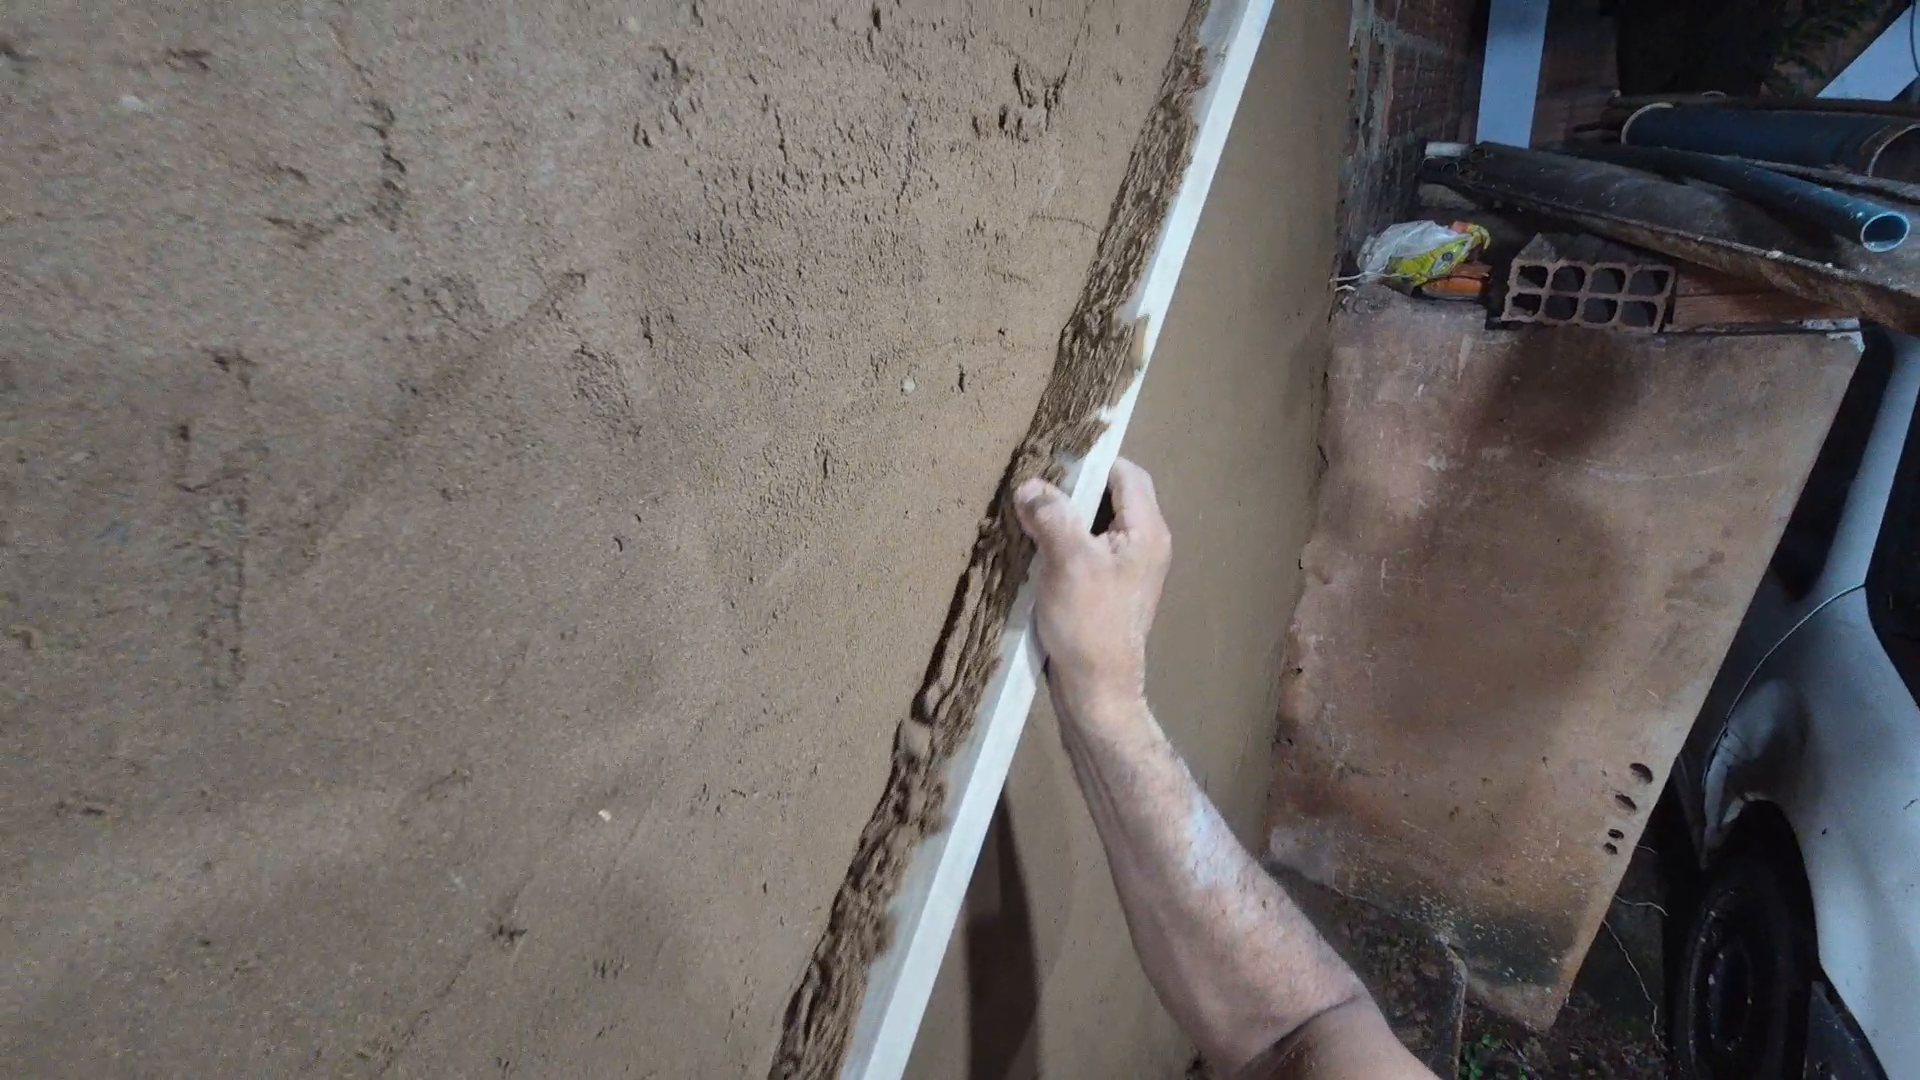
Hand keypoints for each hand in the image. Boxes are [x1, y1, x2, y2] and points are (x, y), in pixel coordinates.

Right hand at [1014, 457, 1171, 721]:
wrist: (1097, 691)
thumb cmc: (1089, 625)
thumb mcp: (1068, 562)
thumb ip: (1052, 515)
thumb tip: (1031, 485)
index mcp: (1147, 532)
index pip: (1127, 473)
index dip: (1092, 463)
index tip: (1053, 463)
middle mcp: (1145, 545)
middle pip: (1111, 496)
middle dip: (1073, 490)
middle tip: (1035, 489)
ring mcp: (1128, 569)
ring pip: (1096, 523)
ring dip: (1064, 517)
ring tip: (1030, 516)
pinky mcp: (1110, 588)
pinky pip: (1088, 549)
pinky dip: (1064, 542)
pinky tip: (1036, 549)